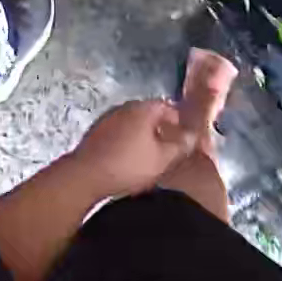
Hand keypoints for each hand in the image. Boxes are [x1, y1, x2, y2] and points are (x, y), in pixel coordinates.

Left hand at [64, 100, 197, 199]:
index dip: (179, 120)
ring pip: (134, 121)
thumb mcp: (162, 159)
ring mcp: (109, 117)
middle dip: (163, 126)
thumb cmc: (129, 165)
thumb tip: (194, 135)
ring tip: (156, 152)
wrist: (87, 174)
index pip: (166, 106)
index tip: (187, 134)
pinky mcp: (98, 130)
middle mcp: (125, 107)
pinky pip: (121, 129)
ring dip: (146, 133)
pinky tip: (134, 155)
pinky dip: (131, 138)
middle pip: (149, 112)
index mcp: (142, 109)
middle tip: (174, 144)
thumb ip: (181, 146)